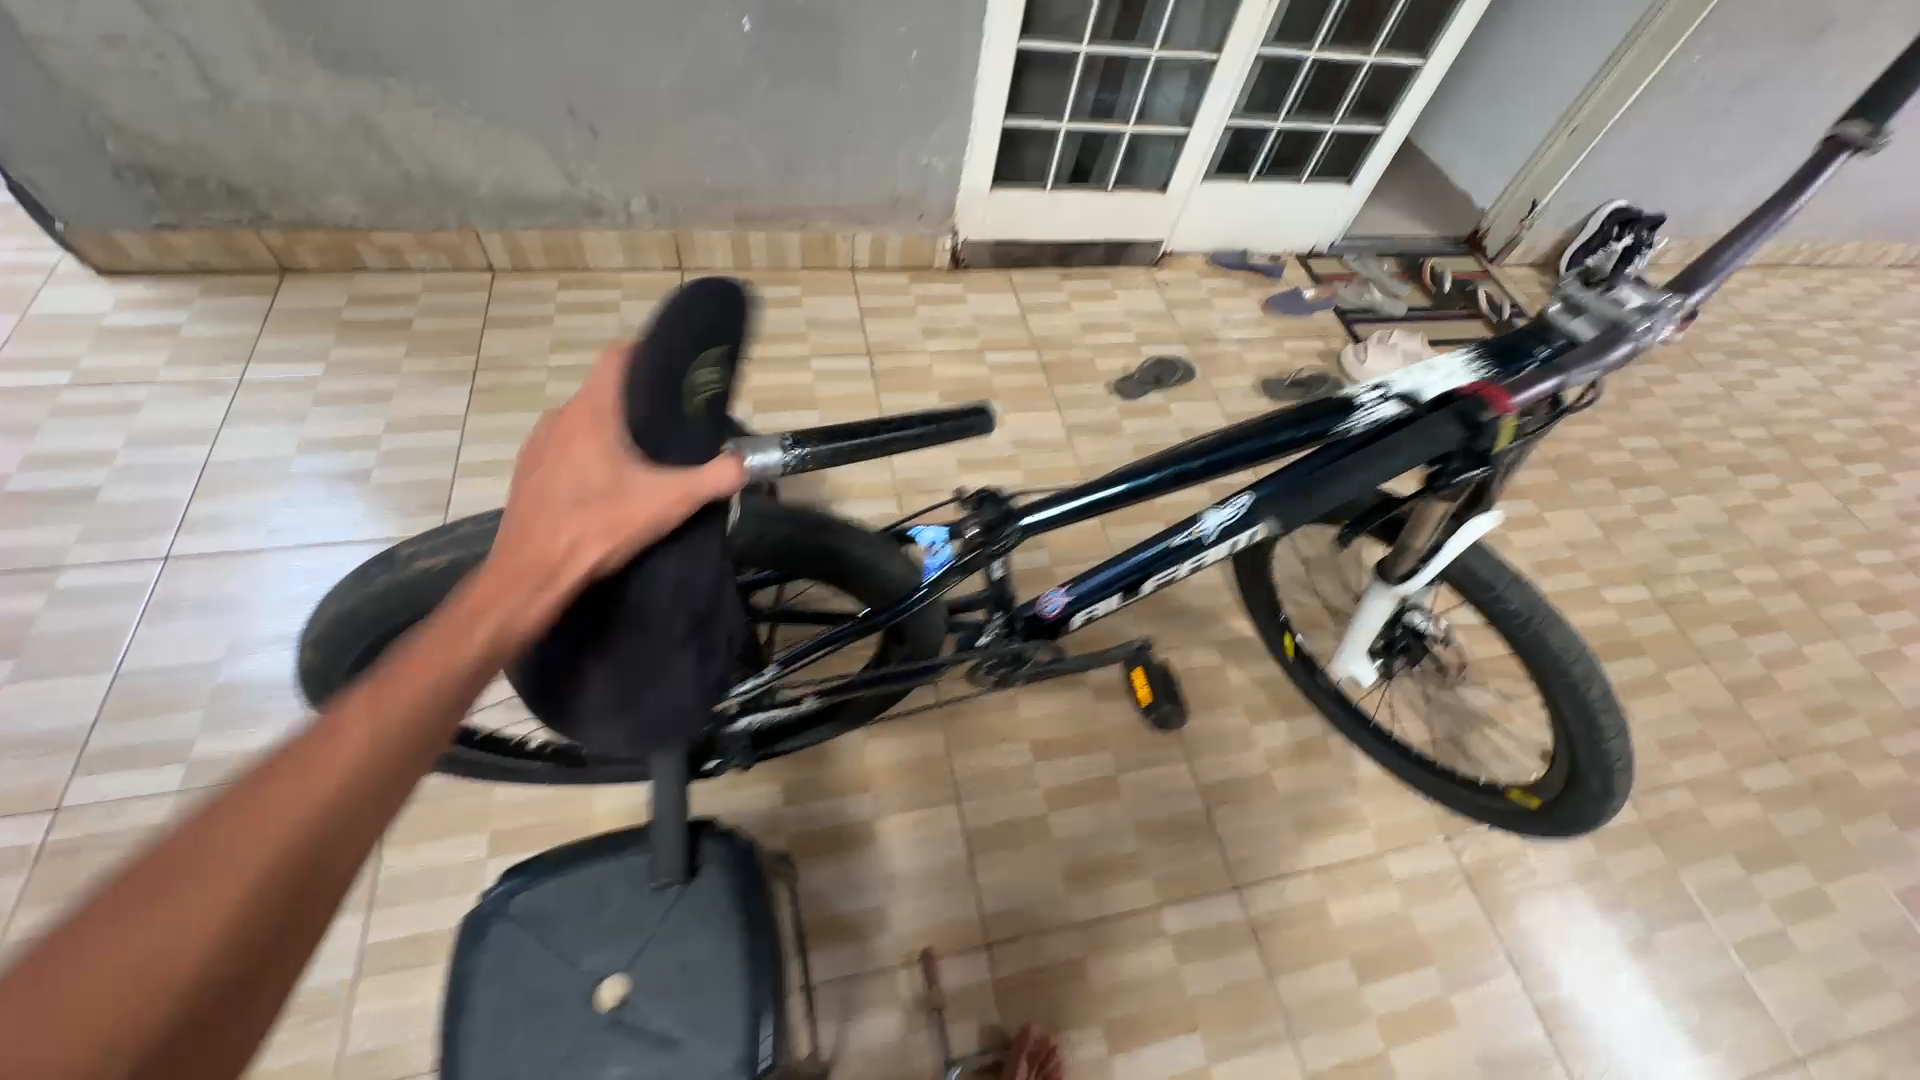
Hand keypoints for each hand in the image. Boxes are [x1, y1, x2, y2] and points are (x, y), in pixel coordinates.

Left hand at [474, 340, 745, 638]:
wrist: (533, 574)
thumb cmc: (599, 526)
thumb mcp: (670, 502)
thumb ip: (715, 478)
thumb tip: (745, 464)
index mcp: (592, 411)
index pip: (617, 357)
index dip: (646, 356)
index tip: (674, 374)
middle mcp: (560, 417)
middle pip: (603, 393)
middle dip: (637, 404)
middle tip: (672, 428)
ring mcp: (538, 445)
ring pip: (582, 424)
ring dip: (611, 434)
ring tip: (643, 461)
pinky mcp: (528, 473)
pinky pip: (564, 450)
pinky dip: (587, 458)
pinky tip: (606, 489)